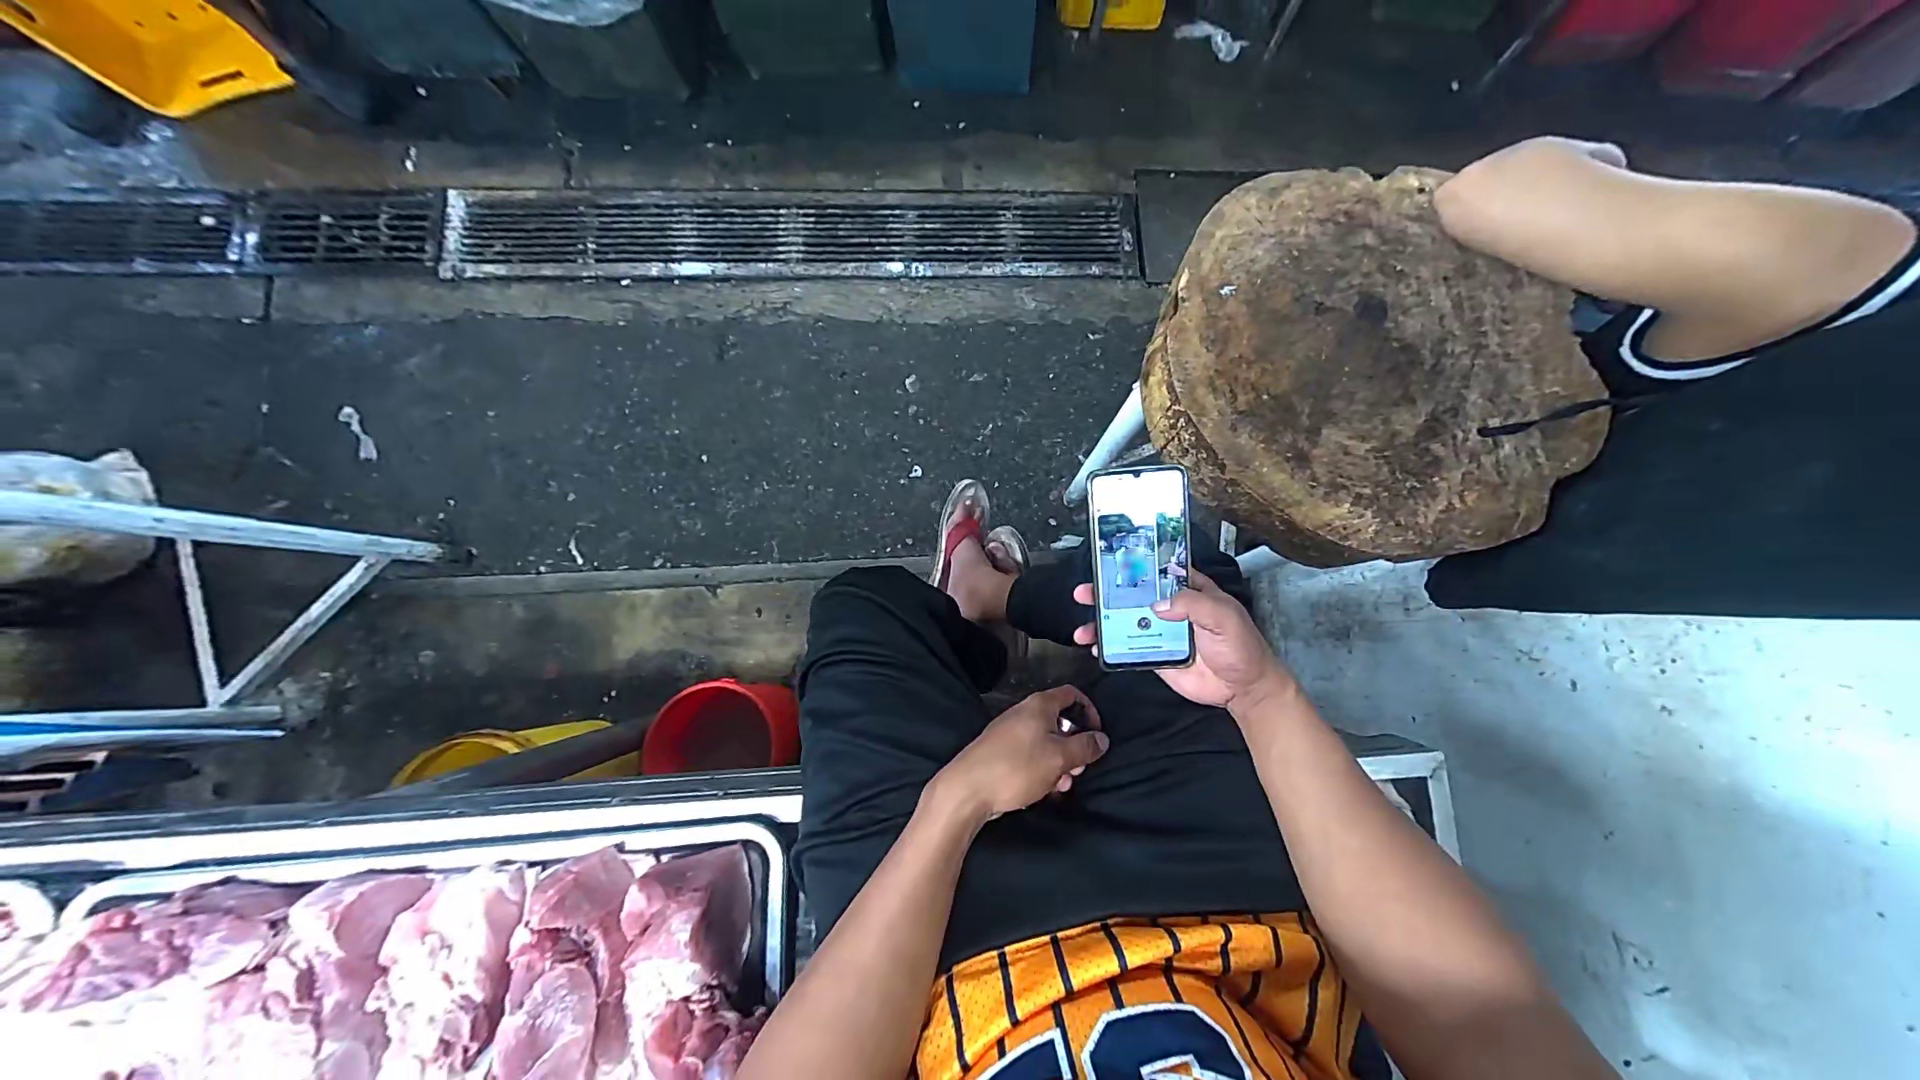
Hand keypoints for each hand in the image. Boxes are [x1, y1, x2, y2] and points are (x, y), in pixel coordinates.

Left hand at [929, 686, 1108, 823]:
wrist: (968, 789)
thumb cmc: (1017, 767)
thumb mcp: (1059, 758)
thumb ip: (1085, 747)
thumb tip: (1102, 739)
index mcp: (1039, 705)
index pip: (1072, 694)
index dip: (1090, 711)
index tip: (1097, 735)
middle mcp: (1024, 713)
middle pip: (1060, 720)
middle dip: (1075, 745)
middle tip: (1079, 769)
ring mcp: (1010, 733)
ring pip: (1046, 742)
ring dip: (1060, 762)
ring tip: (1061, 785)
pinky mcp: (1001, 753)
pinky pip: (1031, 755)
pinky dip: (1042, 768)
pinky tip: (1043, 789)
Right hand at [1073, 569, 1295, 710]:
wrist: (1244, 689)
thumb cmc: (1242, 647)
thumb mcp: (1223, 616)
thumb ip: (1192, 605)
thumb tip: (1158, 606)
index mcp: (1189, 590)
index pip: (1157, 570)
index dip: (1134, 564)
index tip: (1109, 561)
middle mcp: (1171, 608)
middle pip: (1133, 595)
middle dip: (1106, 593)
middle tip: (1084, 593)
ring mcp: (1162, 632)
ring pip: (1126, 622)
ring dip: (1102, 624)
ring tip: (1083, 629)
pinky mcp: (1156, 656)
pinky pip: (1129, 649)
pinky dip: (1110, 648)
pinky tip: (1096, 648)